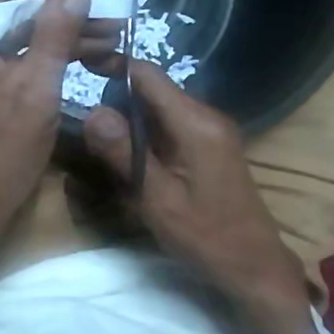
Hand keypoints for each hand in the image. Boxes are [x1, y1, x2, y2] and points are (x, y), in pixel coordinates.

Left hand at [0, 0, 119, 234]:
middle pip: (15, 2)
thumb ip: (55, 34)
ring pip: (24, 29)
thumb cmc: (4, 149)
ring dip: (66, 28)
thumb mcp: (37, 89)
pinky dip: (54, 51)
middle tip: (111, 10)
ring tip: (115, 30)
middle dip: (64, 4)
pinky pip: (23, 52)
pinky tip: (96, 51)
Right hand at [82, 61, 307, 307]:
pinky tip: (128, 156)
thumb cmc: (205, 235)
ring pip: (159, 108)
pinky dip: (145, 133)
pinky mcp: (210, 146)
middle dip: (116, 98)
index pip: (148, 75)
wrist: (254, 266)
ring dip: (129, 118)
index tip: (80, 68)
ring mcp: (211, 131)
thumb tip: (92, 111)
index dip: (114, 66)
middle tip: (81, 118)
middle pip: (153, 89)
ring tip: (98, 139)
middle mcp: (207, 117)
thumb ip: (124, 152)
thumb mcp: (156, 197)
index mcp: (195, 123)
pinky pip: (170, 126)